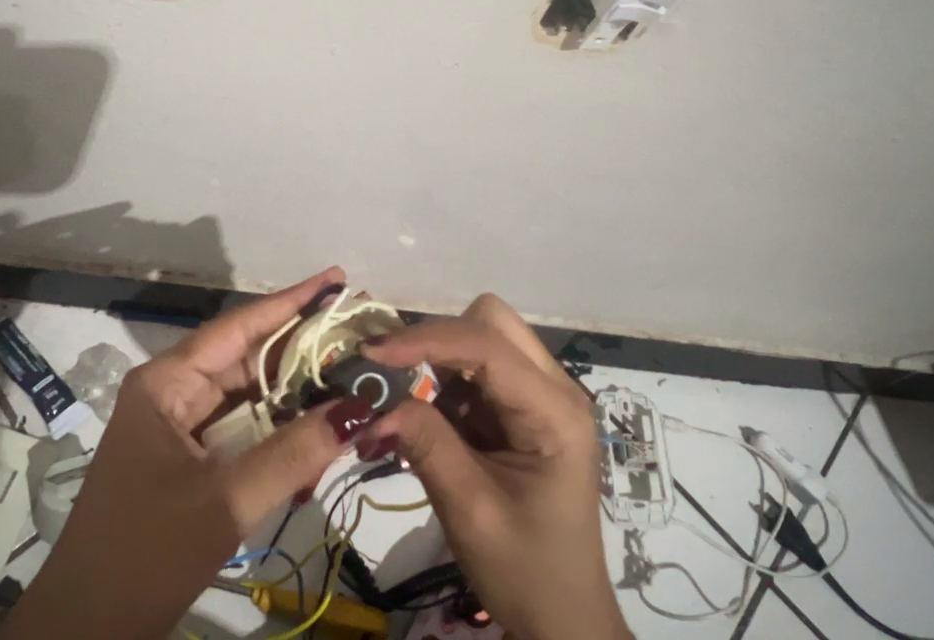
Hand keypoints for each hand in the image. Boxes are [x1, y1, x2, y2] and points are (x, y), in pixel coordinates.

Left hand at [5, 267, 377, 639]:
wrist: (87, 626)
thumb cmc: (146, 552)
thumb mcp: (225, 501)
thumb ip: (295, 453)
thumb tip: (360, 409)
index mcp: (166, 383)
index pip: (238, 327)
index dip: (290, 301)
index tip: (338, 279)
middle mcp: (173, 394)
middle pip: (247, 358)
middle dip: (303, 349)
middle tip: (360, 336)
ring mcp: (180, 428)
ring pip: (249, 396)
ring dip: (297, 394)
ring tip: (353, 379)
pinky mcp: (189, 462)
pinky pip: (244, 431)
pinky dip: (281, 431)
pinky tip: (321, 431)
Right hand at [362, 295, 631, 639]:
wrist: (562, 615)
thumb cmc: (524, 568)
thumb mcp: (470, 510)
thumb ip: (426, 444)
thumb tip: (374, 404)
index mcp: (555, 411)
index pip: (487, 346)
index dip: (427, 339)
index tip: (372, 352)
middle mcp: (554, 388)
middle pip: (491, 323)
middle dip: (436, 340)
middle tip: (389, 373)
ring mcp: (540, 395)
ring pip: (481, 340)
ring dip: (438, 362)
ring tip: (403, 404)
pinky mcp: (521, 409)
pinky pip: (477, 371)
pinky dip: (445, 383)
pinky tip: (428, 421)